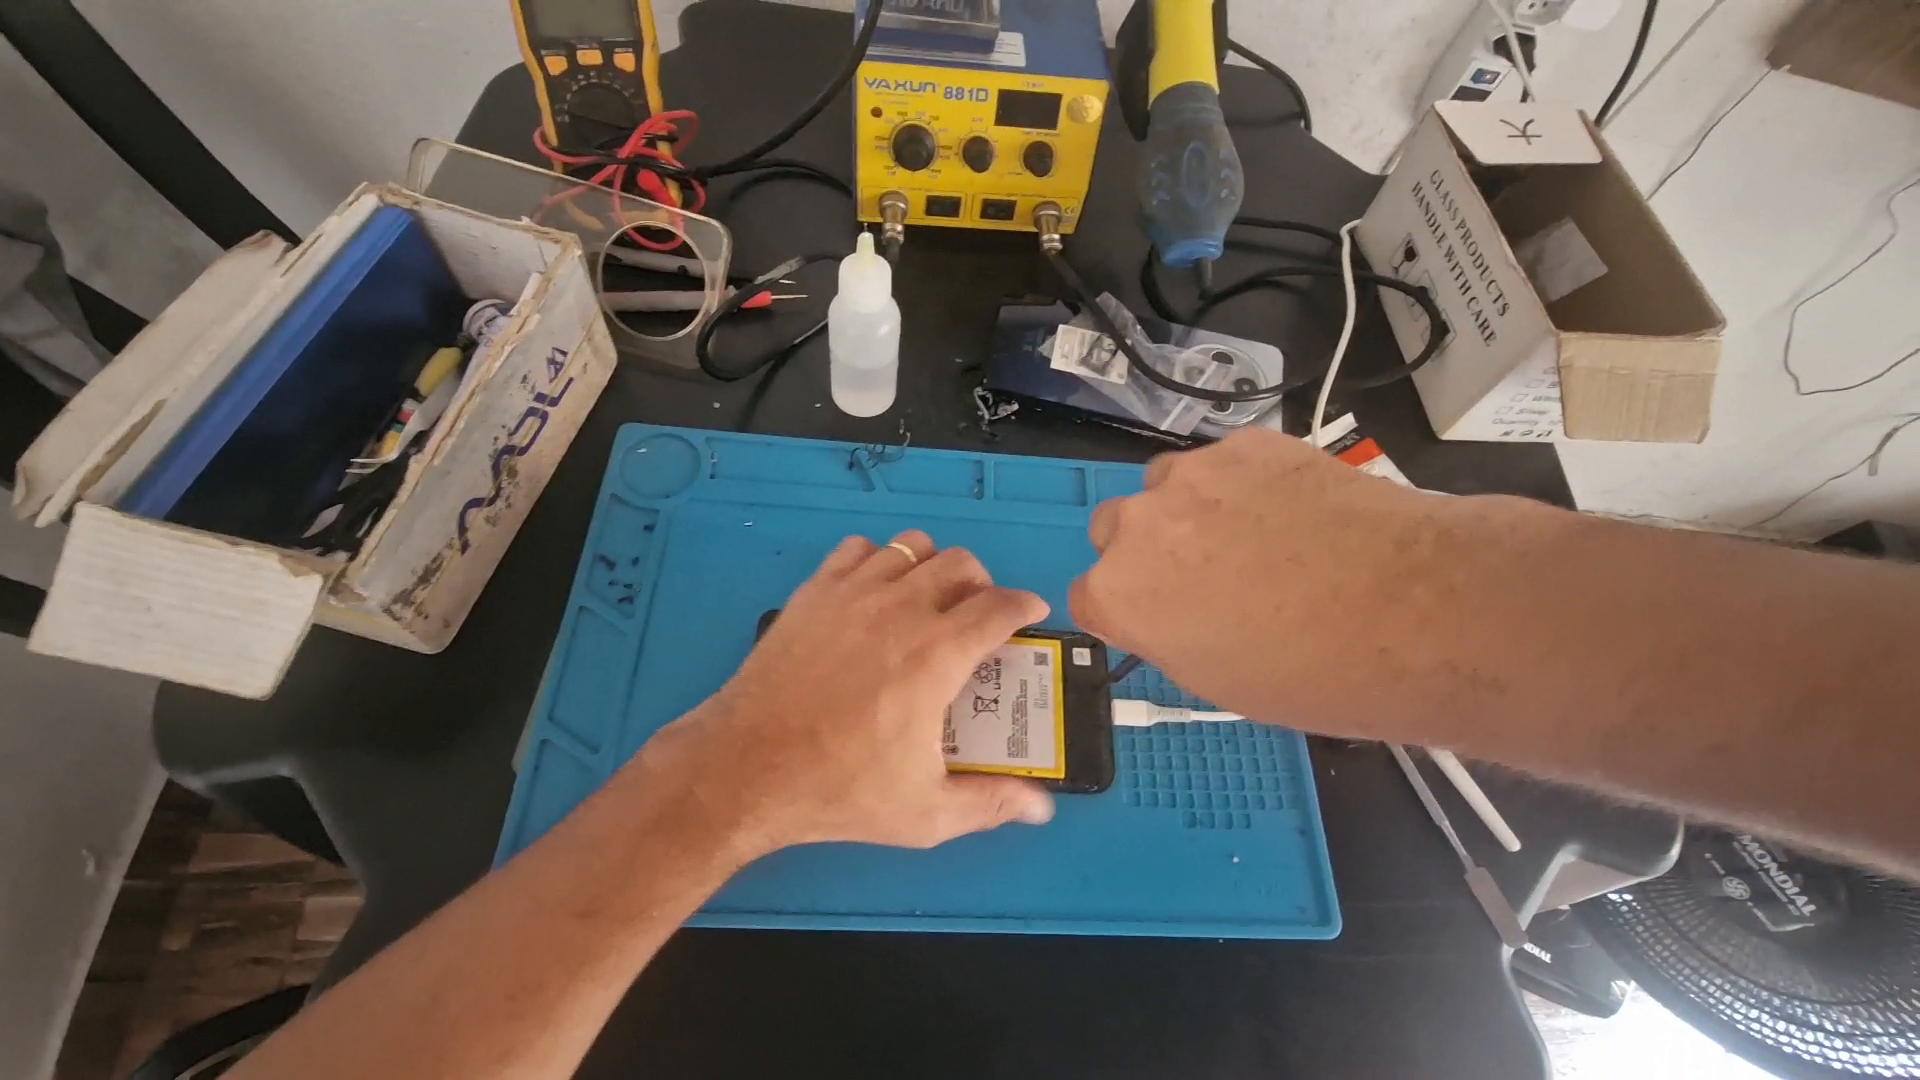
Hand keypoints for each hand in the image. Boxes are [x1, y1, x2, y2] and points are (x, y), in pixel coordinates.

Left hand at [634, 531, 1055, 856]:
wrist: (747, 767)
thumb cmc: (840, 788)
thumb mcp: (926, 813)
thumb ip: (990, 804)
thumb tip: (1040, 807)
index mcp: (938, 654)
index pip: (1000, 606)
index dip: (1025, 605)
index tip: (1031, 613)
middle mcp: (902, 608)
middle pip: (961, 563)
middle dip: (982, 583)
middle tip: (979, 615)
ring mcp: (854, 593)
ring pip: (911, 546)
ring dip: (932, 566)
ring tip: (928, 599)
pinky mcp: (815, 591)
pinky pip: (858, 550)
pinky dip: (878, 561)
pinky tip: (873, 594)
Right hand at [1069, 428, 1464, 738]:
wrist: (1414, 610)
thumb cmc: (1310, 674)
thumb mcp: (1215, 680)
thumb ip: (1166, 633)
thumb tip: (1172, 611)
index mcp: (1118, 595)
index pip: (1088, 596)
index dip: (1126, 609)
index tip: (1161, 617)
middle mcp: (1136, 528)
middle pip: (1113, 531)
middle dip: (1146, 552)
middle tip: (1205, 574)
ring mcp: (1190, 477)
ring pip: (1164, 488)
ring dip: (1187, 510)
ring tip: (1251, 534)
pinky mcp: (1245, 444)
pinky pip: (1222, 463)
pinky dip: (1242, 484)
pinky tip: (1290, 508)